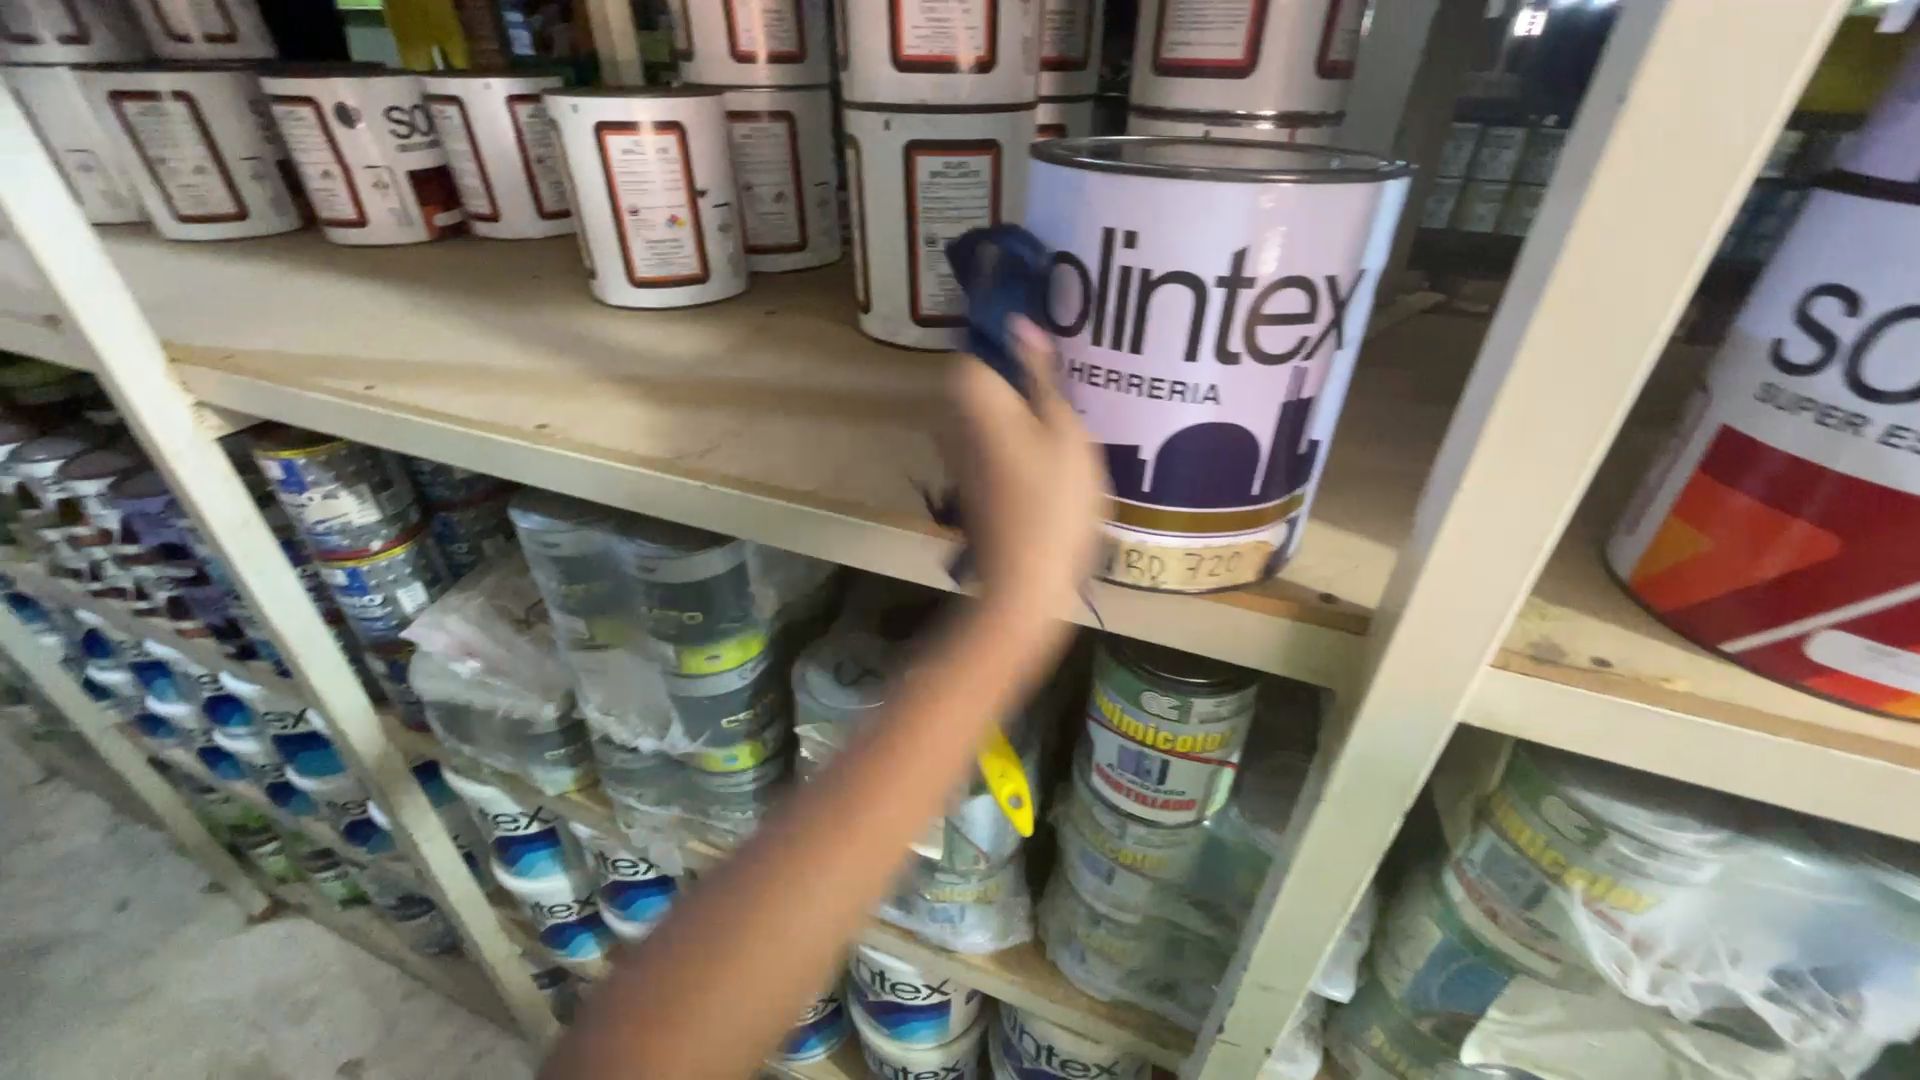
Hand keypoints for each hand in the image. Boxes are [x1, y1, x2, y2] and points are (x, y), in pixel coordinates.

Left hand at [942, 317, 1106, 617]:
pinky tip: (1048, 438)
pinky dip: (1011, 427)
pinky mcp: (968, 478)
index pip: (976, 338)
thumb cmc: (1054, 503)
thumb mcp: (1063, 431)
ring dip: (1015, 396)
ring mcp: (956, 451)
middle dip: (1014, 361)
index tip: (1043, 318)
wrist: (1025, 582)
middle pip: (980, 373)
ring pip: (985, 406)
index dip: (1005, 325)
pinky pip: (987, 434)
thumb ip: (1040, 375)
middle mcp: (952, 417)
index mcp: (973, 394)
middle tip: (1064, 358)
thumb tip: (1021, 326)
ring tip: (1064, 394)